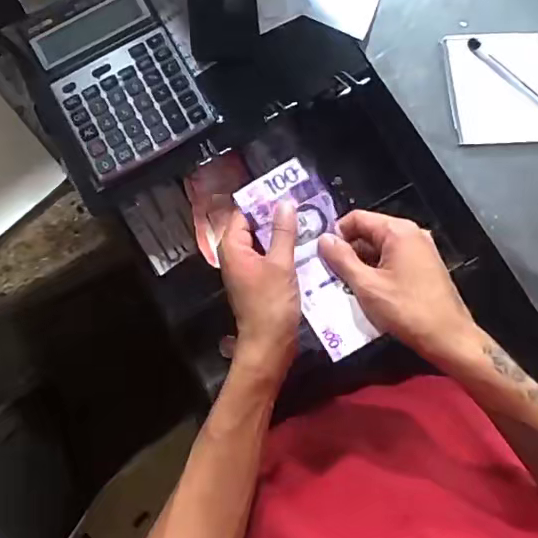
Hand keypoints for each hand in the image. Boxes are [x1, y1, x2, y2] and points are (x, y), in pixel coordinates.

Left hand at [219, 202, 300, 383]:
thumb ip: (283, 232)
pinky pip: (267, 257)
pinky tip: (302, 247)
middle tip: (299, 205)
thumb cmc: (271, 304)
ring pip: (262, 242)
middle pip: (252, 226)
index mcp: (232, 246)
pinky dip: (282, 251)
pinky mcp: (256, 281)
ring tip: (305, 222)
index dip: (261, 202)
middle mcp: (233, 255)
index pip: (242, 213)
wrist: (269, 345)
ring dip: (280, 234)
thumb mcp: (281, 264)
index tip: (283, 192)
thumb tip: (284, 202)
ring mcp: (244, 269)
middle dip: (273, 217)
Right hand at [318, 211, 487, 371]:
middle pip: (367, 232)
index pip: (355, 218)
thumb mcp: (366, 285)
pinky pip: (392, 260)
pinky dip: (377, 271)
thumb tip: (323, 239)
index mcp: (398, 231)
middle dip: (348, 251)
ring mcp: (421, 251)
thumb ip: (341, 258)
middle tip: (333, 274)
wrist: (452, 342)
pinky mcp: (425, 267)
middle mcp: (412, 234)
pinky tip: (370, 292)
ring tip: (349, 286)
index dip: (336, 235)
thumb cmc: (408, 311)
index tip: (325, 257)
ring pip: (379, 248)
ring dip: (361, 264)